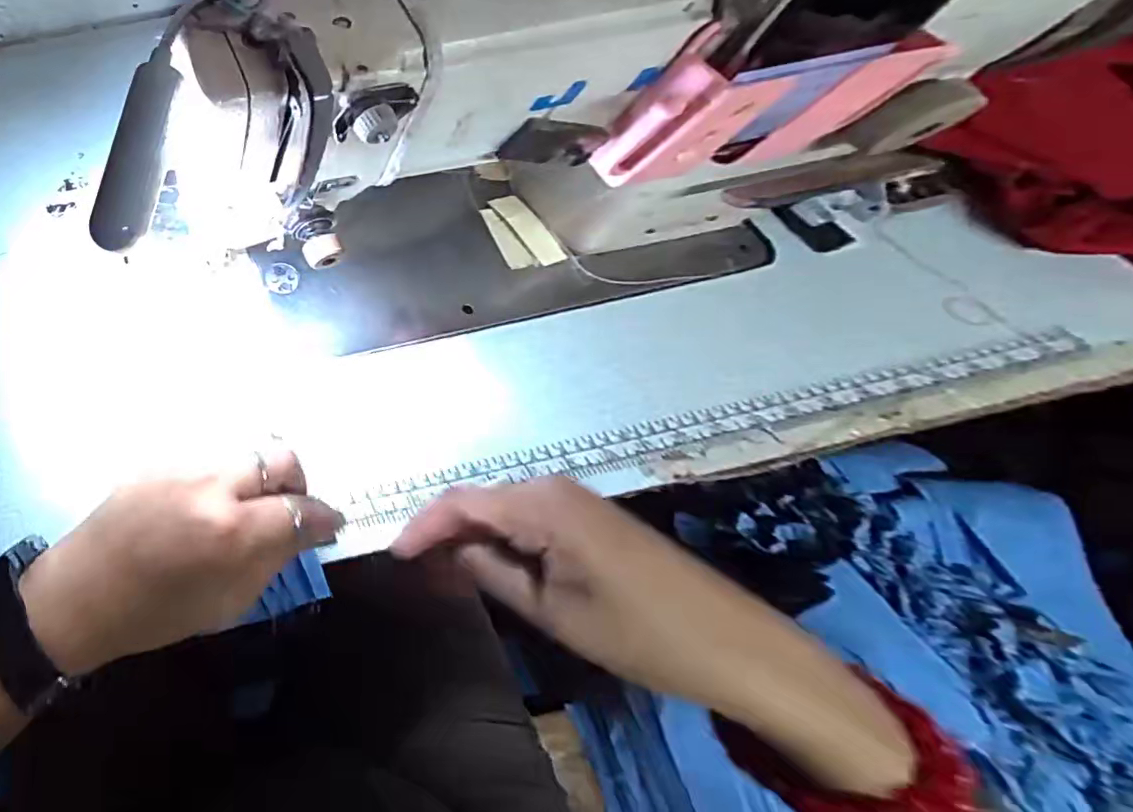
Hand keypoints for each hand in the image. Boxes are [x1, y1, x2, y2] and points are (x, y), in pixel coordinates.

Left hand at [18, 449, 341, 675]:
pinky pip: (210, 459)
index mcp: (231, 531)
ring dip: (257, 479)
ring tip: (244, 506)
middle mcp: (213, 486)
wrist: (83, 592)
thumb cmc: (155, 614)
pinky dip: (222, 478)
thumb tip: (303, 532)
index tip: (328, 524)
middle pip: (281, 459)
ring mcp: (184, 466)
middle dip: (297, 483)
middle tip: (288, 508)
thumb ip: (271, 560)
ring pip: (246, 455)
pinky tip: (205, 504)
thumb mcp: (226, 604)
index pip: (300, 509)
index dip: (323, 517)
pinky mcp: (162, 458)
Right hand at [392, 477, 915, 796]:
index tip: (394, 557)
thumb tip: (449, 552)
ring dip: (471, 536)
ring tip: (444, 572)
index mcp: (541, 504)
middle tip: (416, 570)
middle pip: (478, 500)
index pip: (460, 502)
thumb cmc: (641, 633)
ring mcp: (573, 498)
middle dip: (443, 532)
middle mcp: (552, 487)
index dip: (421, 527)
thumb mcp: (554, 612)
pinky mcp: (588, 516)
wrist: (738, 645)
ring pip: (501, 508)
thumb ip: (493, 573)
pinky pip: (527, 517)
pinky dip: (501, 538)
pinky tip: (490, 564)